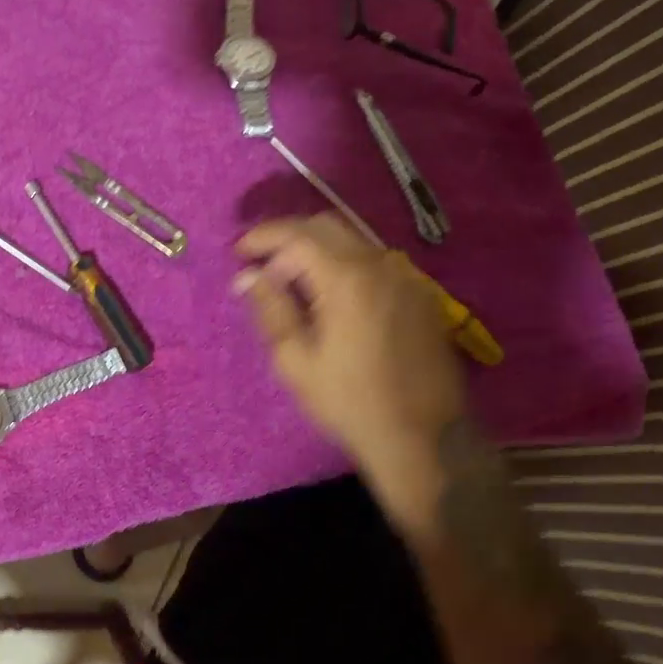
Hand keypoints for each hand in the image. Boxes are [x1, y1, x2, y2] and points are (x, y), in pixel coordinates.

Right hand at [235, 215, 466, 520]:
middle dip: (287, 237)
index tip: (238, 254)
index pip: (296, 234)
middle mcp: (380, 265)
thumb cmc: (350, 402)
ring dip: (317, 250)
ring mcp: (406, 277)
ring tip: (292, 283)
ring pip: (352, 240)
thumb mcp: (295, 361)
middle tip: (262, 265)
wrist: (424, 437)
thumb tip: (248, 276)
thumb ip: (271, 309)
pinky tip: (331, 298)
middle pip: (325, 226)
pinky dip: (344, 265)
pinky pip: (374, 262)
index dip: (261, 237)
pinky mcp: (420, 294)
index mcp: (346, 279)